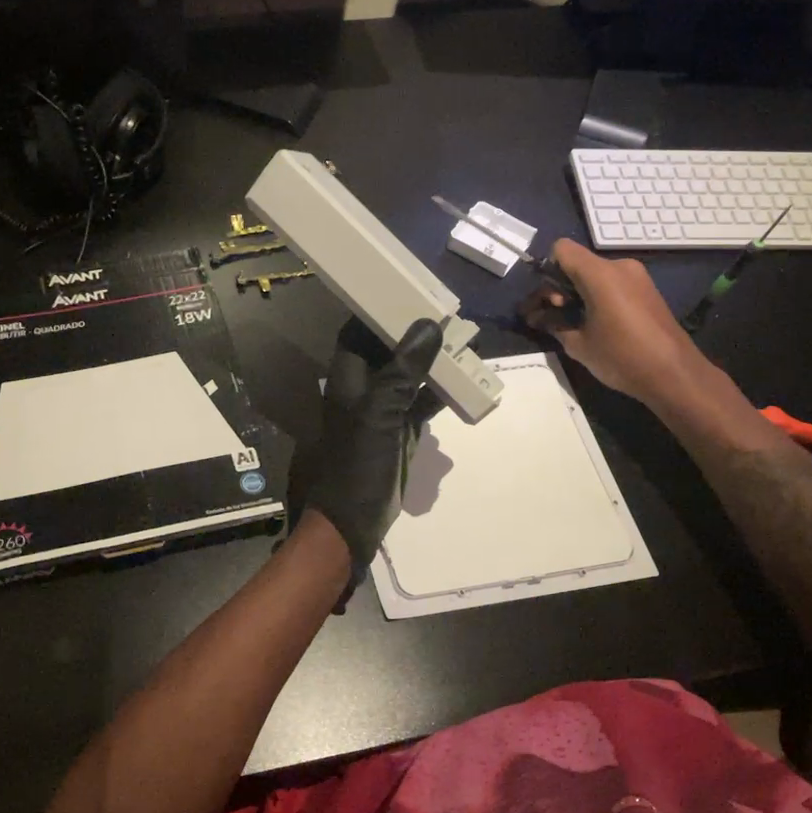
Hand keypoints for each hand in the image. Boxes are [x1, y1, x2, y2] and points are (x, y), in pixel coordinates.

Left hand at [303, 318, 442, 591]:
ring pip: (407, 377)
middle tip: (448, 314)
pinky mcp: (398, 435)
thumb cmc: (358, 465)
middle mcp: (362, 391)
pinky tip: (463, 383)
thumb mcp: (379, 413)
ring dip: (431, 362)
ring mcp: (381, 414)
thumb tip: (427, 325)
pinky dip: (438, 394)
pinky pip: (419, 405)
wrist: (352, 522)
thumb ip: (403, 371)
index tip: (406, 289)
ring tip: (464, 341)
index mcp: (348, 380)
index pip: (356, 332)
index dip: (375, 310)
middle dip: (413, 334)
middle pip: (386, 352)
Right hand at [521, 238, 715, 407]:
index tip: (549, 300)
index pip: (562, 250)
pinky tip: (598, 324)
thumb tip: (539, 317)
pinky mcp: (645, 289)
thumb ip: (554, 324)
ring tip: (576, 324)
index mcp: (600, 275)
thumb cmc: (621, 357)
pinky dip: (597, 298)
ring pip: (595, 275)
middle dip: (561, 287)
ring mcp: (636, 276)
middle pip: (578, 263)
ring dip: (579, 294)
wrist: (672, 372)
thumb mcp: (577, 345)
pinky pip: (612, 284)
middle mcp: (619, 267)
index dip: (548, 270)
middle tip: (555, 317)